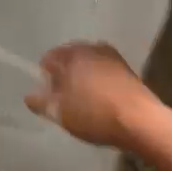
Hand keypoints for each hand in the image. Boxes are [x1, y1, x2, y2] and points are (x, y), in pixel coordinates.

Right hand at [25, 42, 159, 148]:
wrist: (141, 121)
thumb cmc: (95, 114)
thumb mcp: (60, 113)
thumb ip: (41, 102)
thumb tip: (30, 96)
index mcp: (71, 55)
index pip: (49, 58)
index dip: (45, 77)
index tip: (49, 96)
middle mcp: (91, 48)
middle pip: (70, 58)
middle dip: (65, 75)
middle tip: (65, 99)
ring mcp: (112, 57)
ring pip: (89, 64)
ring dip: (84, 77)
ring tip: (85, 100)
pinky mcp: (128, 70)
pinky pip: (105, 71)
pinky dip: (100, 81)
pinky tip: (103, 100)